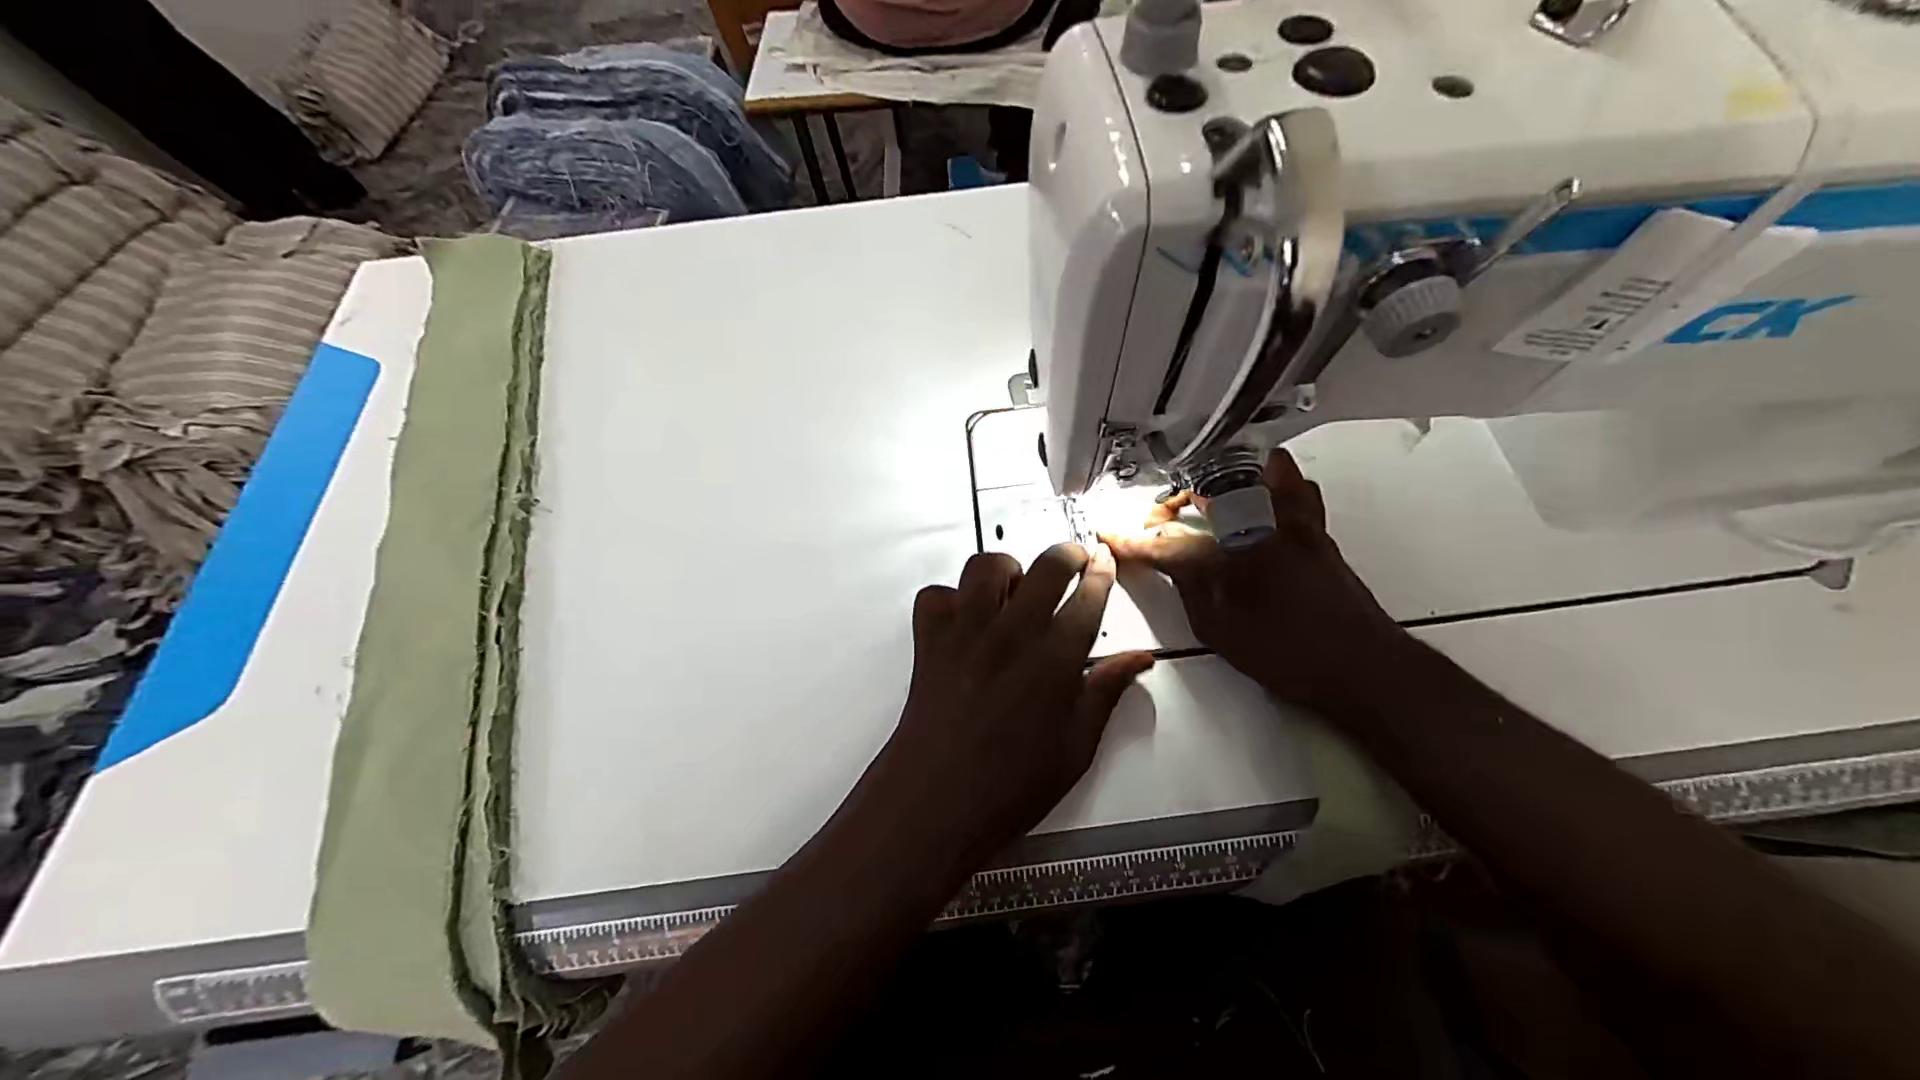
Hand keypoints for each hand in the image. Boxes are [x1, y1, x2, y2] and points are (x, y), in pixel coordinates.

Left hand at [863, 544, 1154, 865]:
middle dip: (1068, 554)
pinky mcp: (929, 639)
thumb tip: (1138, 659)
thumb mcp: (1076, 746)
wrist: (938, 799)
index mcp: (1055, 658)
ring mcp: (966, 631)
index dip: (1102, 574)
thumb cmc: (1012, 784)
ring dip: (1007, 570)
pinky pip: (936, 596)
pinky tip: (965, 619)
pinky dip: (950, 599)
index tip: (1105, 563)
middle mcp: (1011, 632)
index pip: (1089, 597)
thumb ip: (1106, 692)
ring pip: (986, 567)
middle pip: (1047, 566)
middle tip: (1075, 560)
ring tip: (1016, 588)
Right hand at [1103, 449, 1404, 710]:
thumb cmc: (1292, 656)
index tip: (1111, 536)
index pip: (1167, 543)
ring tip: (1203, 500)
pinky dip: (1270, 480)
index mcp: (1230, 556)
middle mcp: (1261, 528)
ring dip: (1219, 480)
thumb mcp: (1220, 630)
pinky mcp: (1315, 529)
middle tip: (1156, 521)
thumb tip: (1170, 563)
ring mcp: (1292, 523)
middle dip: (1172, 501)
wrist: (1363, 667)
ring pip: (1251, 473)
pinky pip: (1291, 486)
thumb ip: (1190, 588)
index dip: (1132, 542)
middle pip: (1205, 490)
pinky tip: (1258, 499)